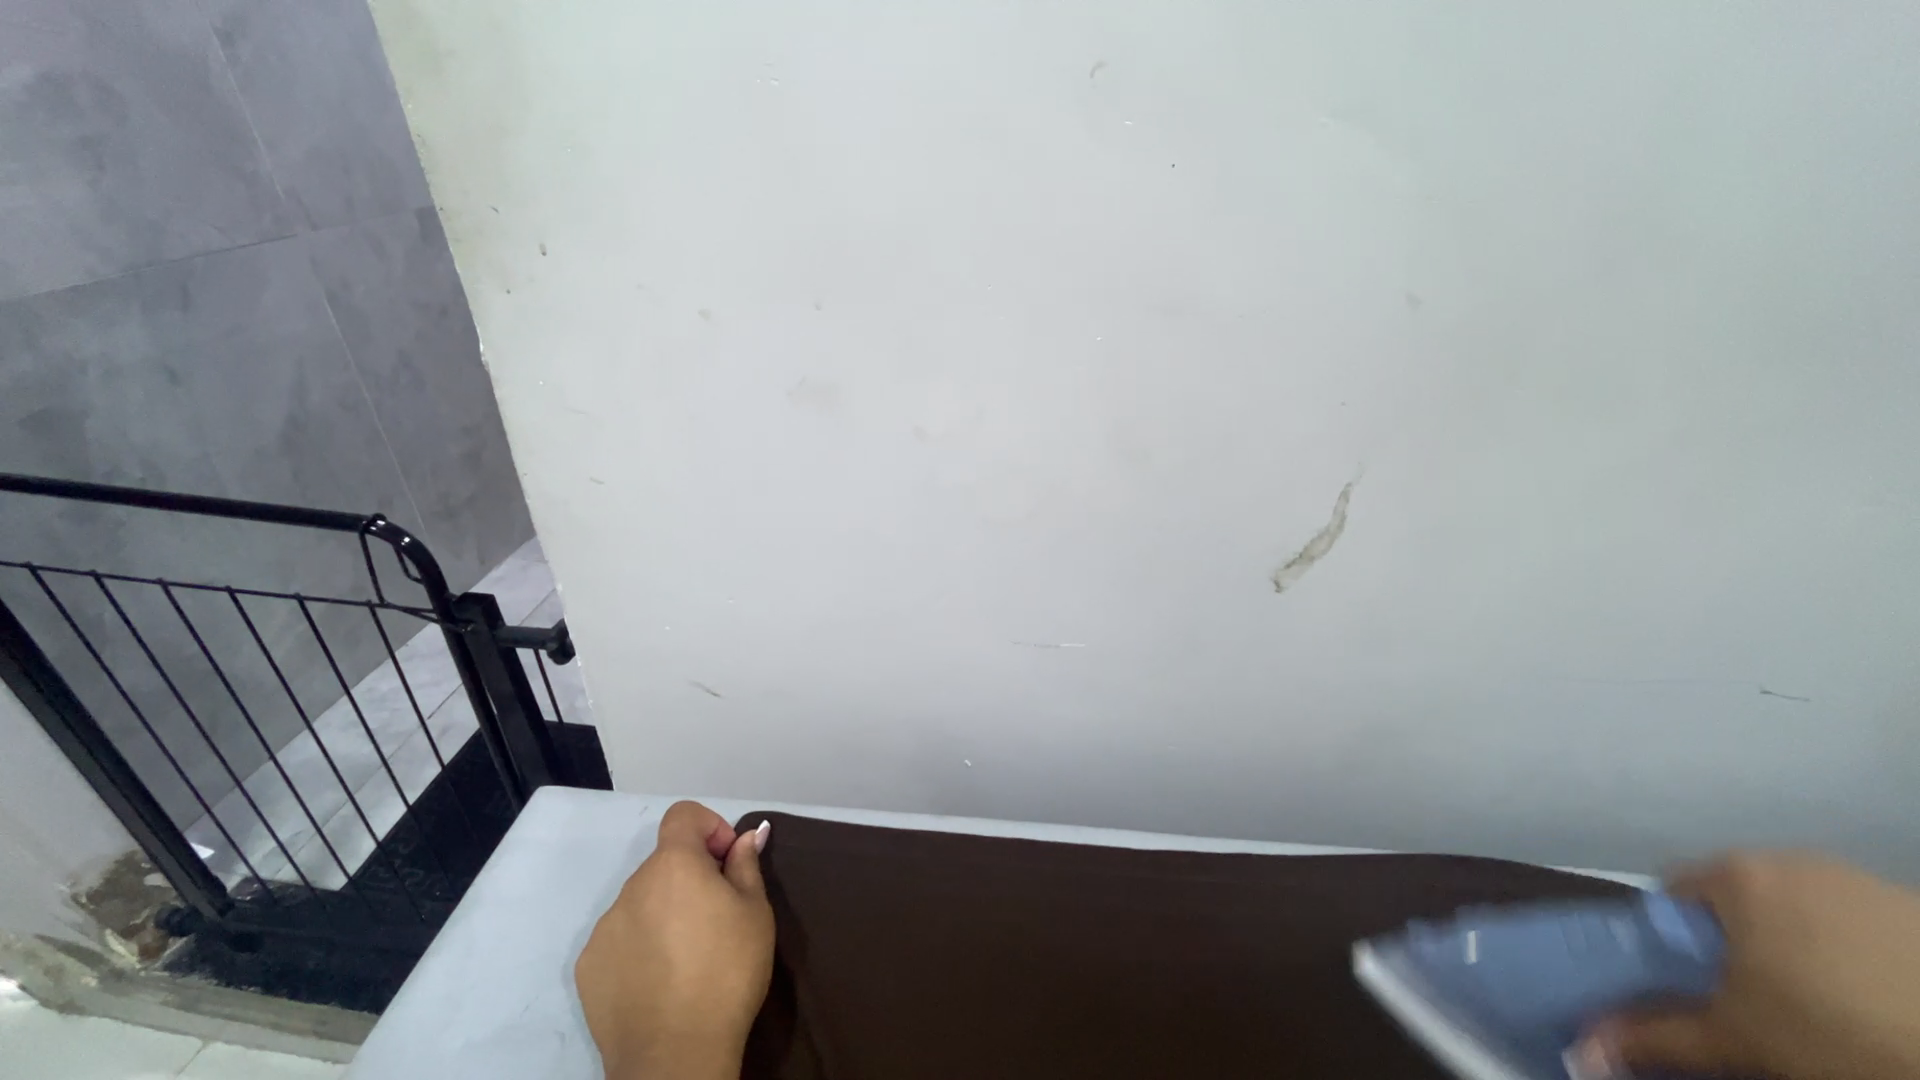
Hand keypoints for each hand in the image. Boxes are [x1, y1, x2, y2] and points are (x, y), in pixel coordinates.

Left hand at [575, 801, 774, 1079]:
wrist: (676, 1054)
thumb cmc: (727, 971)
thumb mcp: (755, 911)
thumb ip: (746, 864)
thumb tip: (747, 835)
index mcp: (673, 865)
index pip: (683, 815)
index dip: (709, 827)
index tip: (728, 862)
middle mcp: (632, 886)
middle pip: (665, 862)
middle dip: (692, 877)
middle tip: (718, 917)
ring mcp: (605, 927)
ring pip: (642, 902)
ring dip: (666, 912)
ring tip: (689, 957)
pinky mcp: (588, 966)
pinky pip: (621, 938)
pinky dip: (642, 945)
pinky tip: (662, 980)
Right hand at [1580, 852, 1919, 1079]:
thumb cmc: (1834, 1028)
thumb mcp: (1738, 1038)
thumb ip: (1658, 1034)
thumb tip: (1581, 1049)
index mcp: (1737, 874)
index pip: (1672, 895)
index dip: (1674, 942)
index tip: (1696, 986)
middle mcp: (1791, 860)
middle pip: (1736, 900)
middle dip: (1737, 946)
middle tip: (1755, 1002)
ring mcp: (1862, 880)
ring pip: (1798, 910)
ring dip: (1796, 947)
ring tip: (1822, 1005)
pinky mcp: (1917, 908)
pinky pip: (1857, 922)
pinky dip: (1854, 953)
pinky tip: (1876, 998)